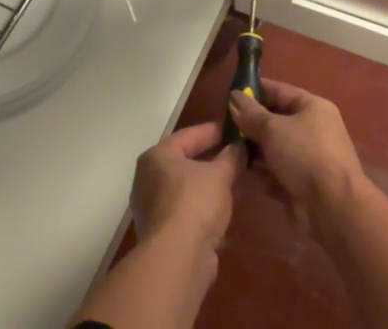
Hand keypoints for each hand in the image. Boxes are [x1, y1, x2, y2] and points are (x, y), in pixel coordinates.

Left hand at [131, 122, 242, 249]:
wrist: (177, 257)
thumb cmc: (195, 203)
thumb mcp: (219, 174)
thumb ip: (231, 157)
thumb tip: (240, 146)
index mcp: (157, 157)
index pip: (188, 135)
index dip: (213, 131)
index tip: (233, 129)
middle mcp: (148, 178)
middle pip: (185, 161)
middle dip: (212, 158)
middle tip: (237, 154)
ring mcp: (152, 206)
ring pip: (186, 187)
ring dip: (209, 183)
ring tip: (235, 180)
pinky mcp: (162, 231)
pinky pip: (186, 208)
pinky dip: (204, 204)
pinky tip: (224, 206)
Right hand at [227, 78, 363, 206]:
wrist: (332, 206)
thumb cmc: (305, 154)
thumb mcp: (273, 128)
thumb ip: (250, 114)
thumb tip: (233, 97)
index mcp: (313, 108)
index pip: (280, 91)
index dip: (255, 91)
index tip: (229, 94)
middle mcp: (312, 130)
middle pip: (275, 121)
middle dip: (249, 123)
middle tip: (221, 125)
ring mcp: (306, 159)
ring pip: (272, 148)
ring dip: (251, 149)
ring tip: (223, 147)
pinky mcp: (299, 184)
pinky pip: (274, 172)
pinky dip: (257, 171)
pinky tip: (234, 170)